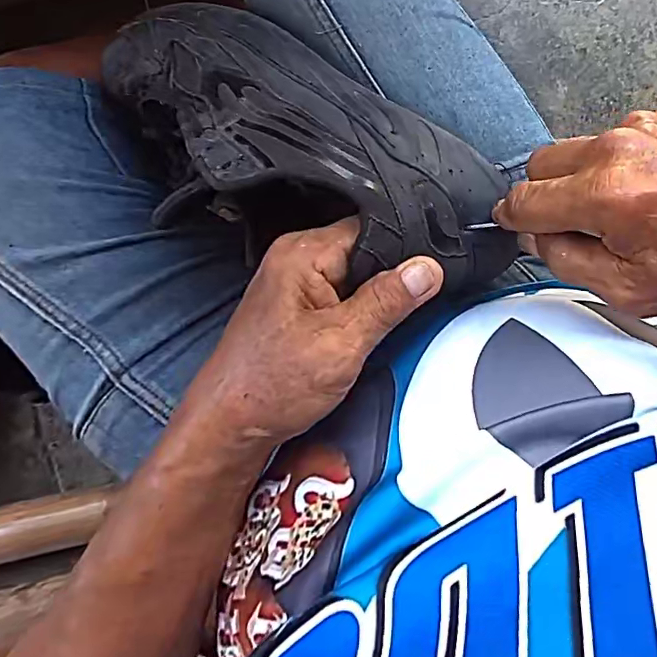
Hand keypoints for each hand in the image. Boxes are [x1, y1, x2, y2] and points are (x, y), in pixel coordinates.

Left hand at [186, 217, 442, 444]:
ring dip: (374, 301)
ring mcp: (297, 281)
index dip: (404, 251)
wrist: (229, 429)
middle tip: (393, 315)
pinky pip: (345, 293)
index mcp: (302, 253)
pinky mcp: (300, 304)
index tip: (424, 278)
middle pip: (368, 250)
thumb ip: (388, 301)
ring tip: (368, 331)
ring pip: (359, 274)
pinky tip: (358, 336)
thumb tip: (427, 269)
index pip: (373, 226)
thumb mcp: (343, 343)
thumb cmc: (267, 388)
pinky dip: (359, 313)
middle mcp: (297, 258)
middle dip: (389, 281)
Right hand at [494, 111, 656, 314]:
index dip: (513, 219)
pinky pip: (611, 141)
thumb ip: (566, 260)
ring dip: (581, 181)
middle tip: (574, 228)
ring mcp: (642, 127)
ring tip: (624, 216)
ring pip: (575, 150)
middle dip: (545, 197)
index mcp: (607, 193)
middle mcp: (619, 147)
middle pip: (540, 163)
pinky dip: (614, 166)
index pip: (524, 199)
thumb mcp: (632, 290)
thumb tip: (539, 237)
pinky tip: (647, 195)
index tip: (514, 223)